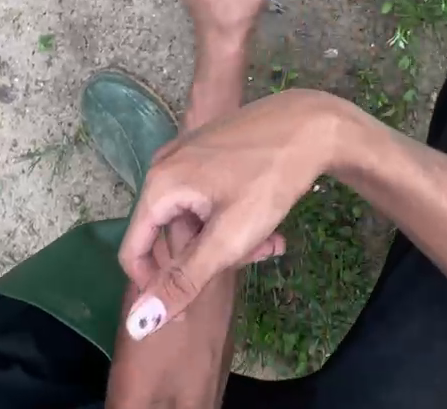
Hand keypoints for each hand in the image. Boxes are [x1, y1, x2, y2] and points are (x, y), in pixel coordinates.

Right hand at [118, 90, 355, 338]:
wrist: (312, 124)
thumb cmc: (268, 179)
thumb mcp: (227, 238)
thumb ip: (182, 281)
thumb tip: (137, 323)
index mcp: (159, 184)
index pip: (134, 251)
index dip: (156, 289)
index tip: (189, 310)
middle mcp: (166, 165)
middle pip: (174, 233)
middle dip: (211, 256)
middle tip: (255, 258)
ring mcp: (189, 154)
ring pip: (197, 217)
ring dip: (229, 239)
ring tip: (272, 243)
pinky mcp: (211, 150)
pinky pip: (209, 196)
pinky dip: (234, 216)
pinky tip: (269, 225)